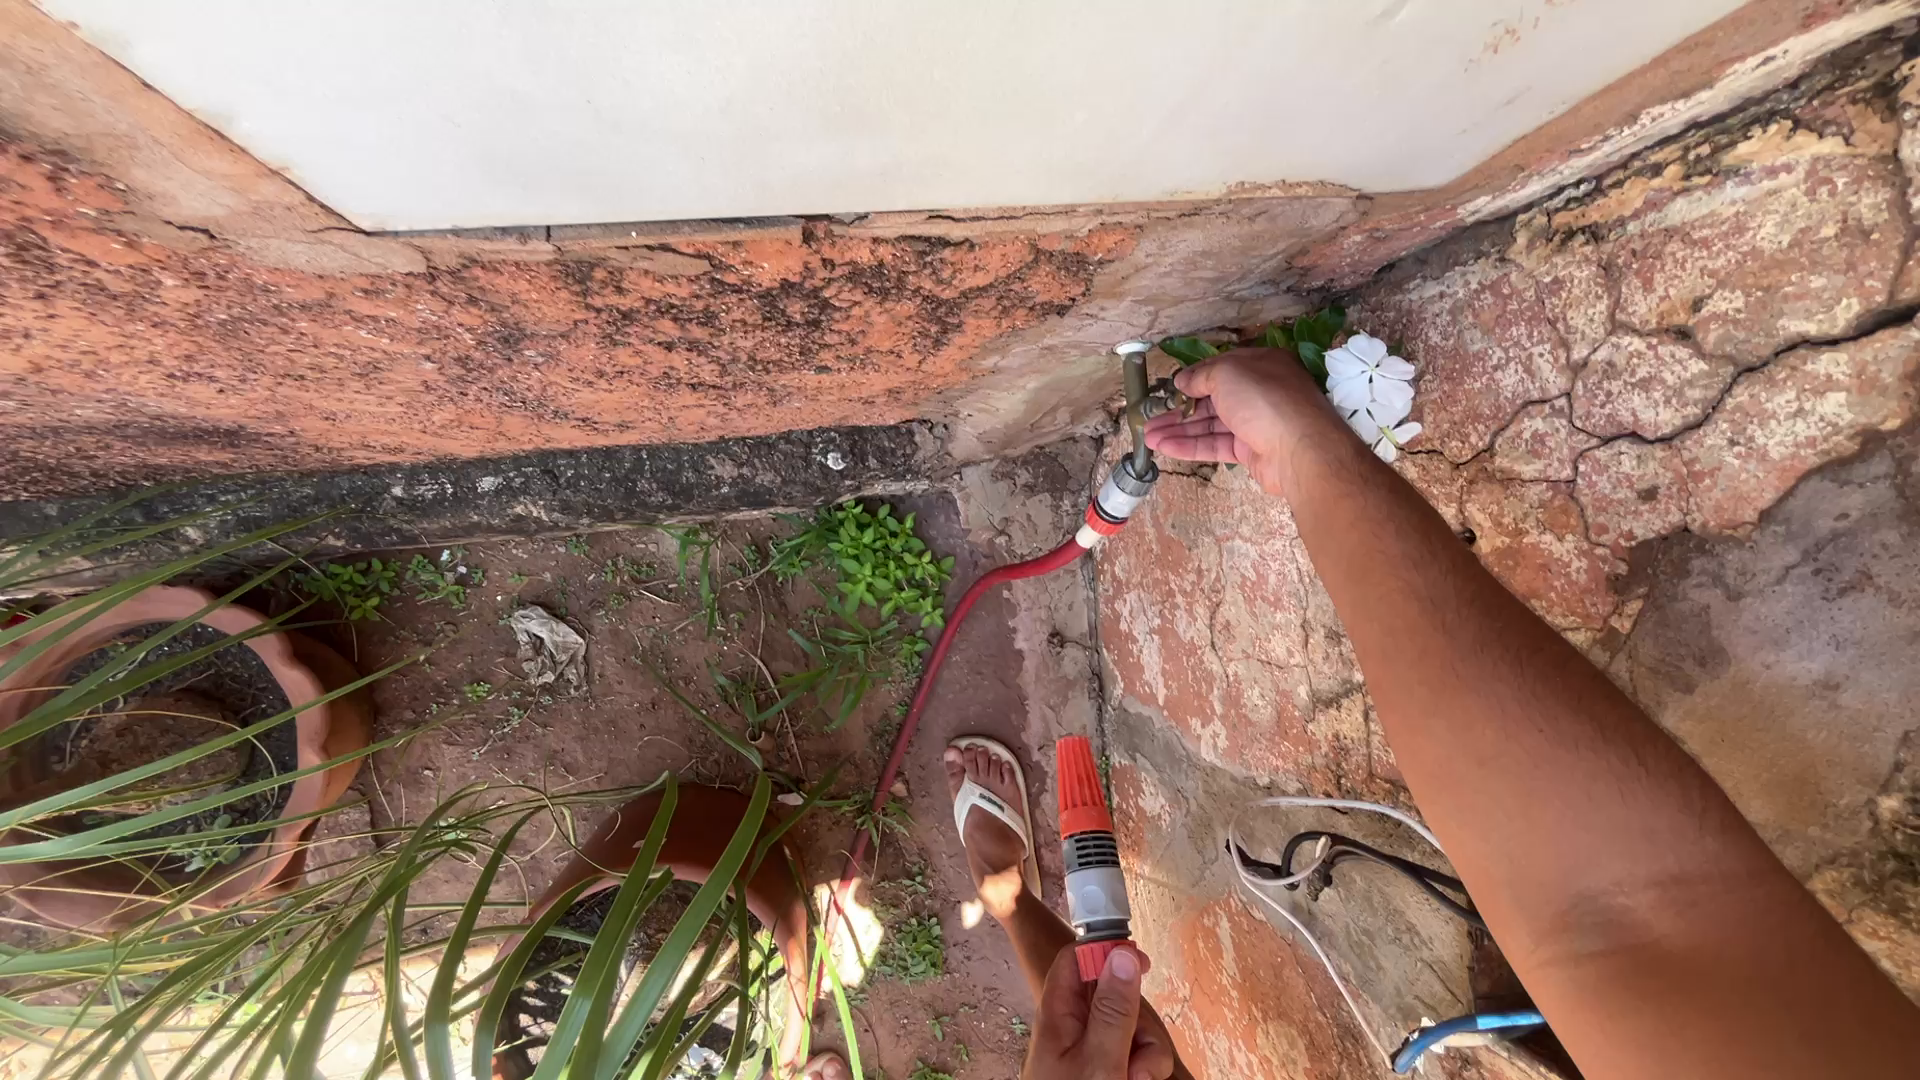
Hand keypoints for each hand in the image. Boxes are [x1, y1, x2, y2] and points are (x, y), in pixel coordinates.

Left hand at [1022, 945, 1176, 1079]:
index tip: (1142, 963)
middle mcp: (1072, 1026)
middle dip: (1138, 1023)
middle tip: (1139, 1059)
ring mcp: (1089, 1050)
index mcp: (1058, 1011)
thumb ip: (1113, 1010)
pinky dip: (1142, 1070)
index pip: (1078, 959)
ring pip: (1130, 1029)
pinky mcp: (1104, 1071)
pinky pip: (1132, 1056)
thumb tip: (1123, 953)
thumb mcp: (1099, 1062)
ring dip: (1145, 1055)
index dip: (1108, 952)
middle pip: (1113, 994)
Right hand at [1144, 348, 1348, 496]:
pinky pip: (1215, 445)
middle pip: (1210, 400)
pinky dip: (1190, 446)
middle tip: (1150, 418)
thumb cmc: (1265, 399)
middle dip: (1178, 410)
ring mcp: (1254, 423)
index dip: (1192, 379)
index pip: (1219, 370)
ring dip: (1178, 430)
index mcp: (1259, 366)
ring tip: (1149, 437)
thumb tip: (1183, 381)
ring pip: (1209, 425)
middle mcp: (1258, 393)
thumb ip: (1201, 376)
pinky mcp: (1250, 450)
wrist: (1299, 447)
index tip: (1169, 389)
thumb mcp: (1228, 373)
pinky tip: (1166, 447)